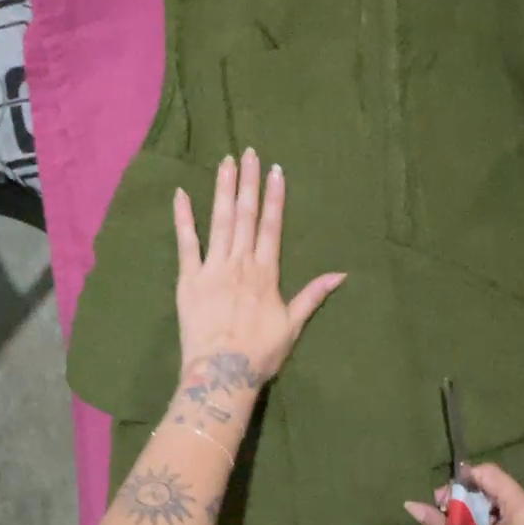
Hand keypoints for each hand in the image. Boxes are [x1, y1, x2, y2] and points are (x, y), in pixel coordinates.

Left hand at [172, 150, 345, 390]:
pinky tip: (181, 194)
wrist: (222, 372)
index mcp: (266, 272)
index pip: (271, 226)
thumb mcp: (293, 325)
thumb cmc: (260, 353)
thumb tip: (342, 274)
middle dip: (249, 182)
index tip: (276, 171)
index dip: (274, 197)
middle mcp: (240, 263)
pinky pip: (186, 243)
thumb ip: (313, 295)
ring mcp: (213, 268)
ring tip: (226, 162)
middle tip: (250, 152)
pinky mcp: (189, 279)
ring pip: (220, 221)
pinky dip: (183, 218)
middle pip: (246, 215)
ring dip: (224, 190)